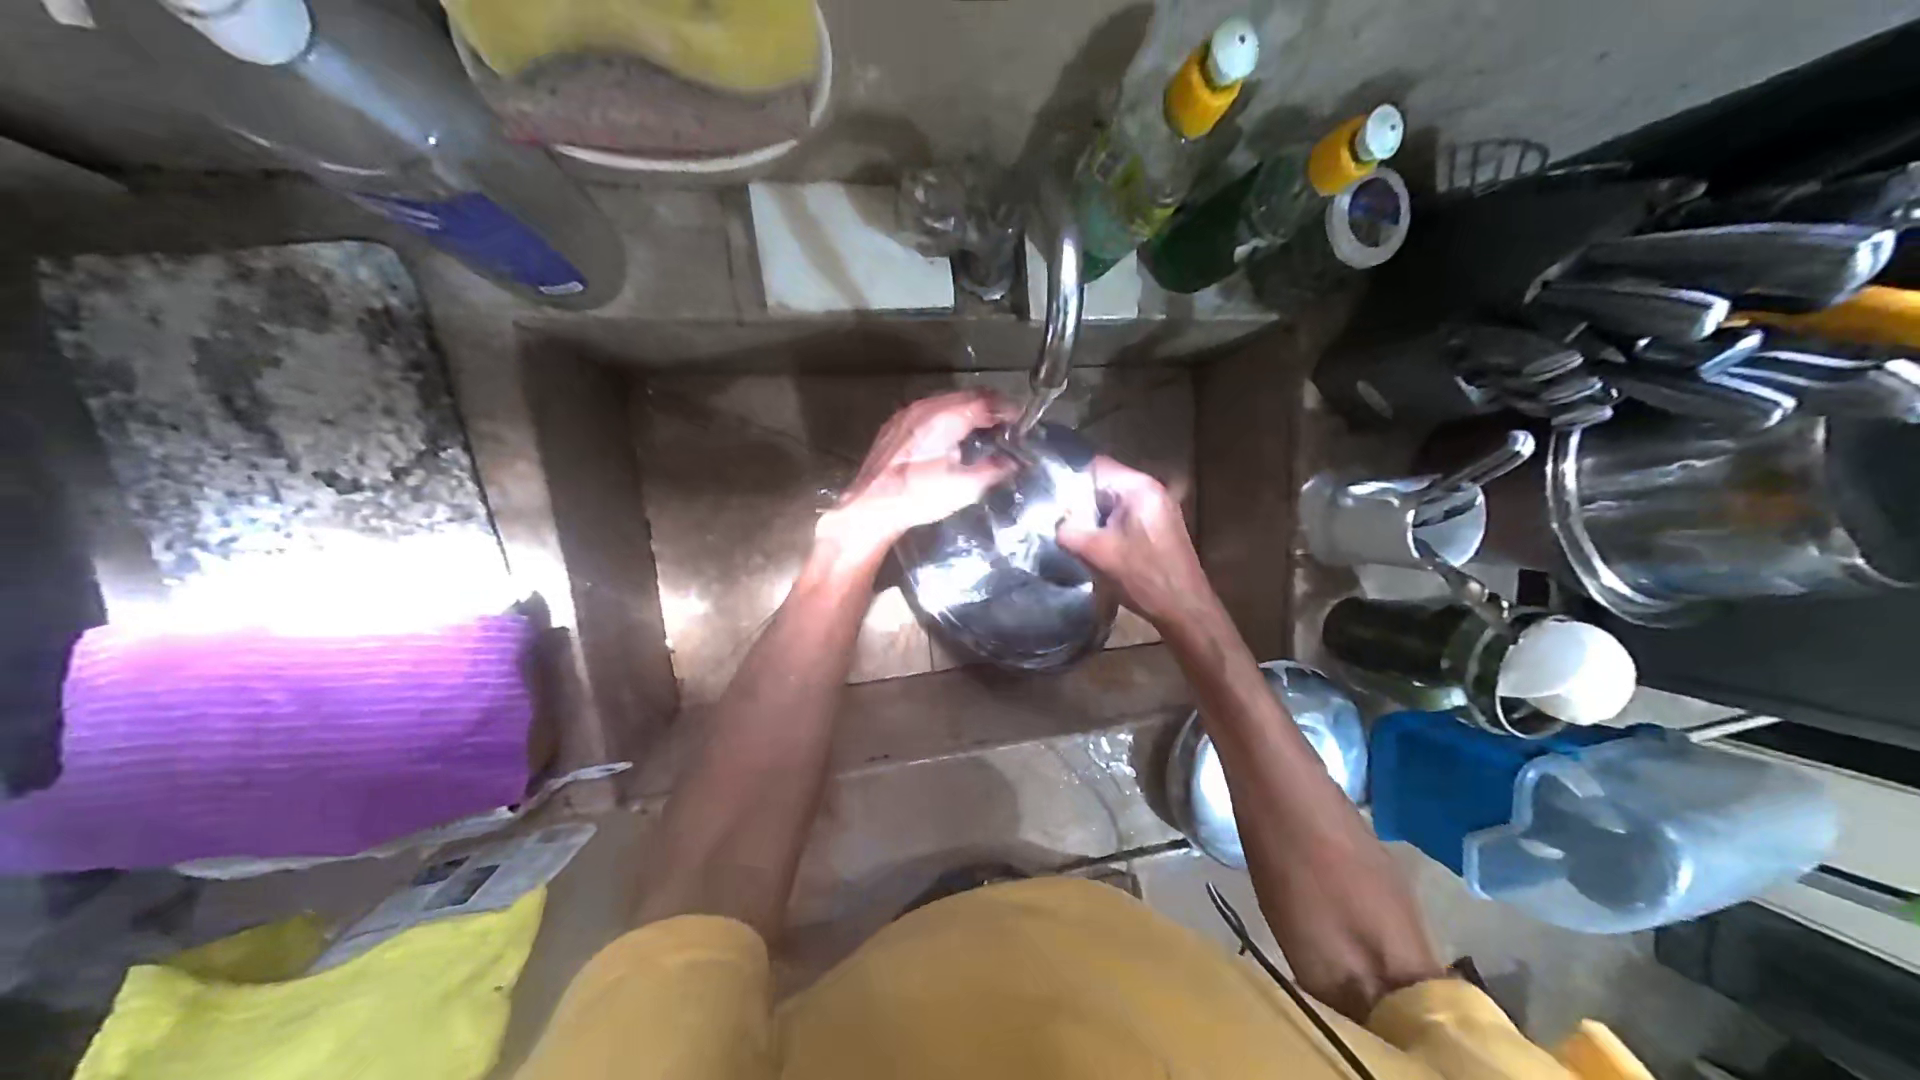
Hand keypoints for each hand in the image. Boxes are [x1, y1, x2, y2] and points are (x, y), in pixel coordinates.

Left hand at [817, 390, 1017, 559]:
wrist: (870, 508)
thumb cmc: (917, 497)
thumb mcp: (963, 488)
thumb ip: (993, 470)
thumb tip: (1015, 462)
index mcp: (944, 418)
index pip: (984, 400)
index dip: (1006, 408)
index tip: (1020, 418)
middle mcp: (925, 408)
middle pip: (966, 396)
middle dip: (990, 406)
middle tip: (1007, 421)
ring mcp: (907, 414)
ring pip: (947, 401)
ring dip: (968, 409)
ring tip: (984, 426)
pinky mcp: (896, 425)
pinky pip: (929, 410)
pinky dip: (948, 416)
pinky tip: (953, 434)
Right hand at [1057, 456, 1217, 628]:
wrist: (1184, 609)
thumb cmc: (1142, 577)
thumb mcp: (1094, 553)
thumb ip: (1067, 530)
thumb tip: (1055, 522)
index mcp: (1138, 487)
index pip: (1094, 466)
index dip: (1069, 482)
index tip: (1054, 504)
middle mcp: (1151, 490)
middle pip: (1103, 484)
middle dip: (1080, 504)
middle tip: (1063, 526)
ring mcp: (1158, 508)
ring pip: (1111, 503)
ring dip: (1093, 520)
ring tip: (1080, 541)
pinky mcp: (1158, 527)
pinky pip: (1124, 517)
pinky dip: (1108, 529)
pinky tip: (1101, 551)